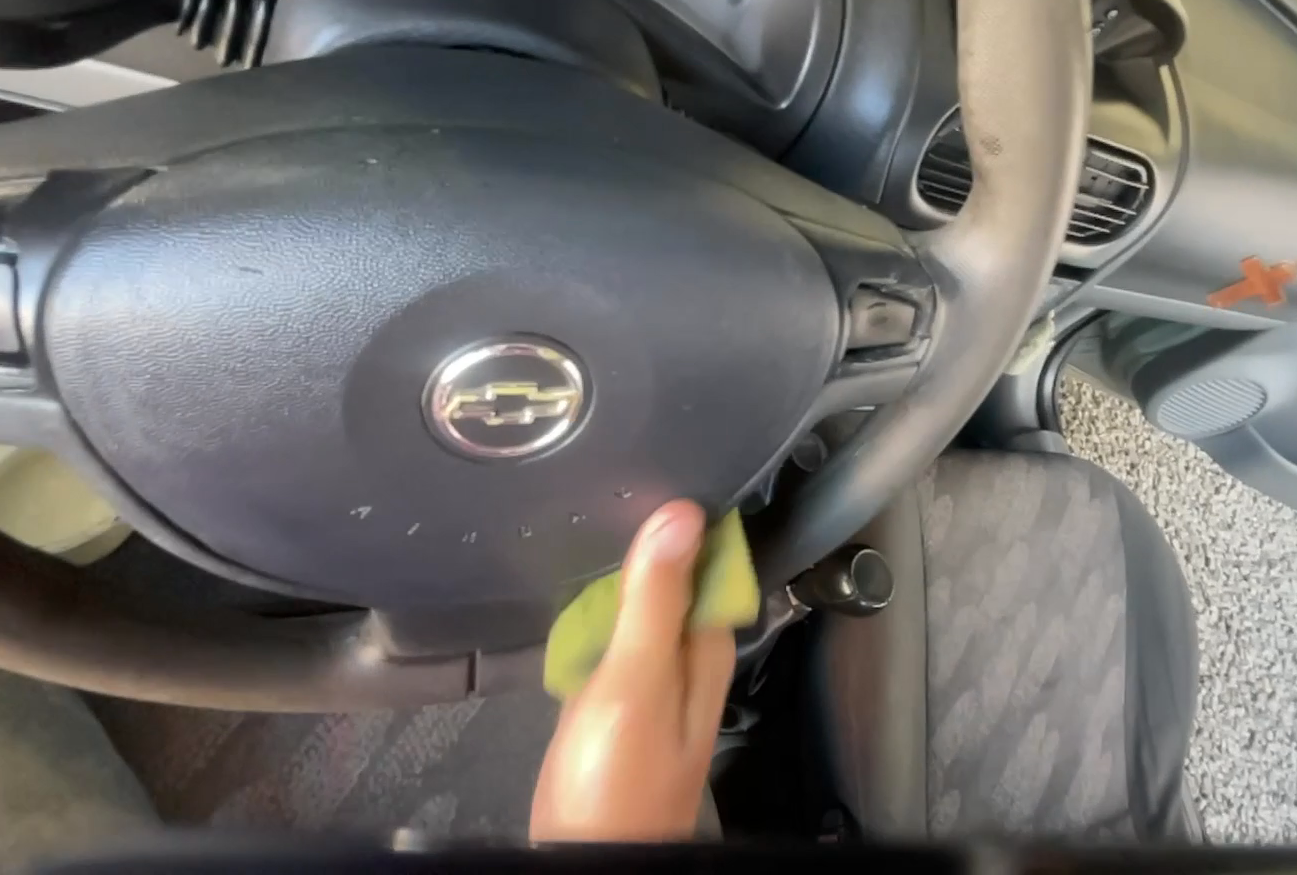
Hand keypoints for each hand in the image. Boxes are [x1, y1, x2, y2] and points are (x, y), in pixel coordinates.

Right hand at [530, 500, 736, 841]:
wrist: (585, 852)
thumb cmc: (618, 777)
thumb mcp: (637, 678)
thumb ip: (656, 599)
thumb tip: (682, 515)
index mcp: (705, 639)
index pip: (714, 556)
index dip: (695, 511)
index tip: (670, 461)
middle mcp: (685, 648)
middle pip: (678, 572)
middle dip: (656, 531)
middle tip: (621, 478)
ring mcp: (650, 667)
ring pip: (646, 595)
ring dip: (629, 563)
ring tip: (599, 511)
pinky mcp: (616, 684)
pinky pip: (616, 623)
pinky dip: (604, 598)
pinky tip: (583, 576)